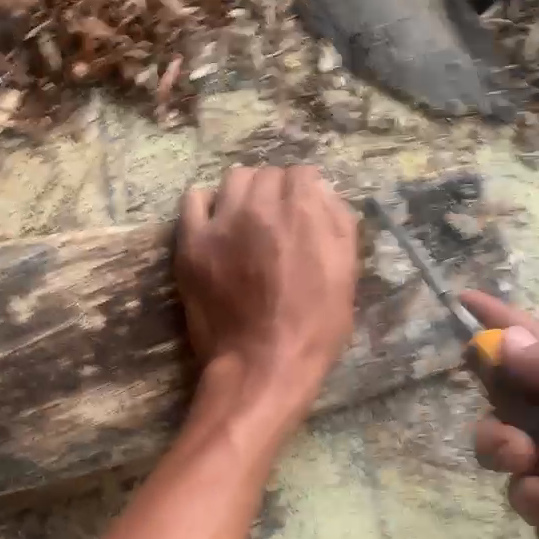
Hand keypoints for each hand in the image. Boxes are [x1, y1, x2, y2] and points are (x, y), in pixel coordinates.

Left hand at [177, 166, 358, 410]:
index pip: (303, 174)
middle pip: (269, 174)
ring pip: (234, 179)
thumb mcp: (347, 274)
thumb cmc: (315, 327)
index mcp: (304, 211)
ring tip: (248, 220)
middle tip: (279, 222)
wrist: (263, 365)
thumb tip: (323, 193)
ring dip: (246, 193)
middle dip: (278, 192)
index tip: (305, 213)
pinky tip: (217, 225)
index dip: (307, 193)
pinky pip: (195, 199)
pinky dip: (208, 205)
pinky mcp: (192, 242)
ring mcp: (222, 221)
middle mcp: (261, 205)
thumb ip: (338, 224)